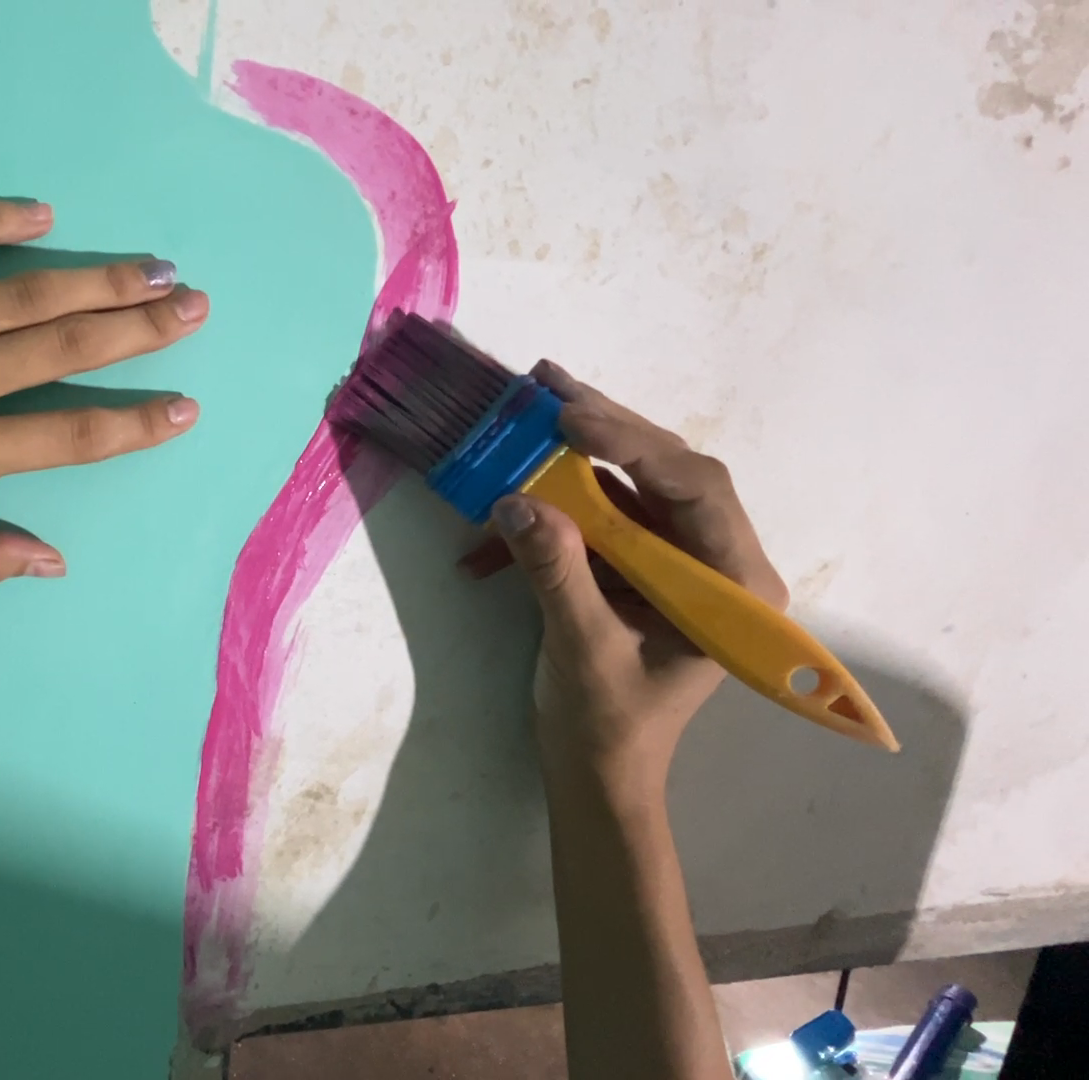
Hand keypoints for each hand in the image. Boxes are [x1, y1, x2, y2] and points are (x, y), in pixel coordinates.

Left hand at [0, 199, 206, 594]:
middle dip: (139, 327)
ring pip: (16, 293)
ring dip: (92, 278)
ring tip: (150, 267)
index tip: (185, 406)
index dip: (136, 423)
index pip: (70, 434)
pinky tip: (38, 213)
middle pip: (62, 347)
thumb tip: (53, 562)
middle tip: (194, 306)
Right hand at [462, 361, 788, 790]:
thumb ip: (556, 573)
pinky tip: (498, 508)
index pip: (697, 490)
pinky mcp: (626, 568)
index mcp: (730, 584)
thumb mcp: (581, 648)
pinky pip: (591, 517)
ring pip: (626, 486)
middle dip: (605, 429)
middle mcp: (708, 561)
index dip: (637, 447)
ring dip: (573, 452)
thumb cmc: (607, 725)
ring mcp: (665, 562)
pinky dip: (545, 506)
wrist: (594, 771)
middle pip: (663, 472)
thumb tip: (515, 500)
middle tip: (547, 386)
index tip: (570, 421)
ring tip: (528, 405)